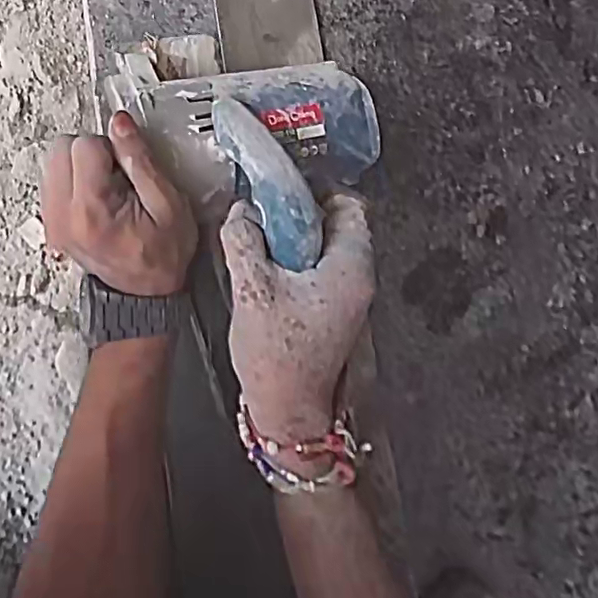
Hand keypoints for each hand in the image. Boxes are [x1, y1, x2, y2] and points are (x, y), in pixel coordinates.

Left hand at [42, 112, 197, 296]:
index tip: (127, 170)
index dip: (110, 147)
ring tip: (107, 190)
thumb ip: (140, 159)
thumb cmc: (162, 255)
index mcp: (90, 210)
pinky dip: (72, 179)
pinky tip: (96, 198)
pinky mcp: (49, 223)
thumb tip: (119, 122)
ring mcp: (51, 222)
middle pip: (60, 147)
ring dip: (80, 164)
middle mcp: (61, 215)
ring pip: (53, 160)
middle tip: (117, 177)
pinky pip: (52, 179)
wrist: (145, 295)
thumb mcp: (169, 204)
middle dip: (90, 151)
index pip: (83, 144)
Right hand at [221, 192, 374, 441]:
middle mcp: (356, 279)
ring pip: (320, 244)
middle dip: (297, 210)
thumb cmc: (277, 355)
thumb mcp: (251, 288)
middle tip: (262, 208)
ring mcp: (344, 295)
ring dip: (290, 234)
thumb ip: (243, 239)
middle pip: (333, 222)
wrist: (285, 411)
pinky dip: (290, 255)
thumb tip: (241, 209)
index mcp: (350, 269)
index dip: (316, 188)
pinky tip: (262, 261)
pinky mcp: (328, 308)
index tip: (283, 185)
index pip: (349, 206)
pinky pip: (313, 265)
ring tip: (257, 233)